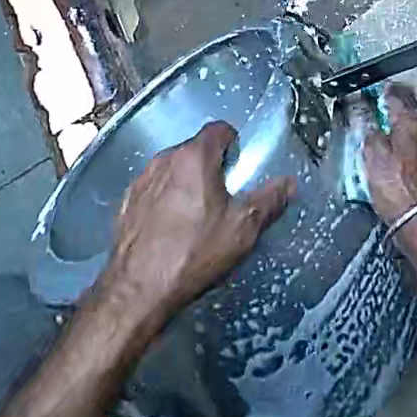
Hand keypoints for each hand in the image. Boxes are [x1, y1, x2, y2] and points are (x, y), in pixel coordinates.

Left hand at [96, 121, 295, 326]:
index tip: (240, 166)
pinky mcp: (128, 198)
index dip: (233, 143)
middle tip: (224, 197)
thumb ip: (268, 200)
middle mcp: (165, 158)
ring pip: (173, 167)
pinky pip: (154, 187)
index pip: (218, 129)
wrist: (138, 287)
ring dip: (187, 181)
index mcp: (194, 157)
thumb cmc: (194, 252)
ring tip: (197, 215)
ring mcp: (142, 177)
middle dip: (211, 165)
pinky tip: (170, 226)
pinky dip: (165, 197)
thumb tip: (289, 183)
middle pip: (195, 148)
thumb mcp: (241, 229)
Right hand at [363, 83, 416, 225]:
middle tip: (368, 110)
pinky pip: (413, 146)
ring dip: (394, 127)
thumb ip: (366, 127)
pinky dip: (400, 144)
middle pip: (406, 110)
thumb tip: (361, 111)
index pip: (395, 94)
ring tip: (375, 133)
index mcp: (411, 122)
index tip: (366, 92)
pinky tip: (388, 154)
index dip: (378, 90)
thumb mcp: (371, 152)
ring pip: (410, 129)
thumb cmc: (396, 188)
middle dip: (387, 108)